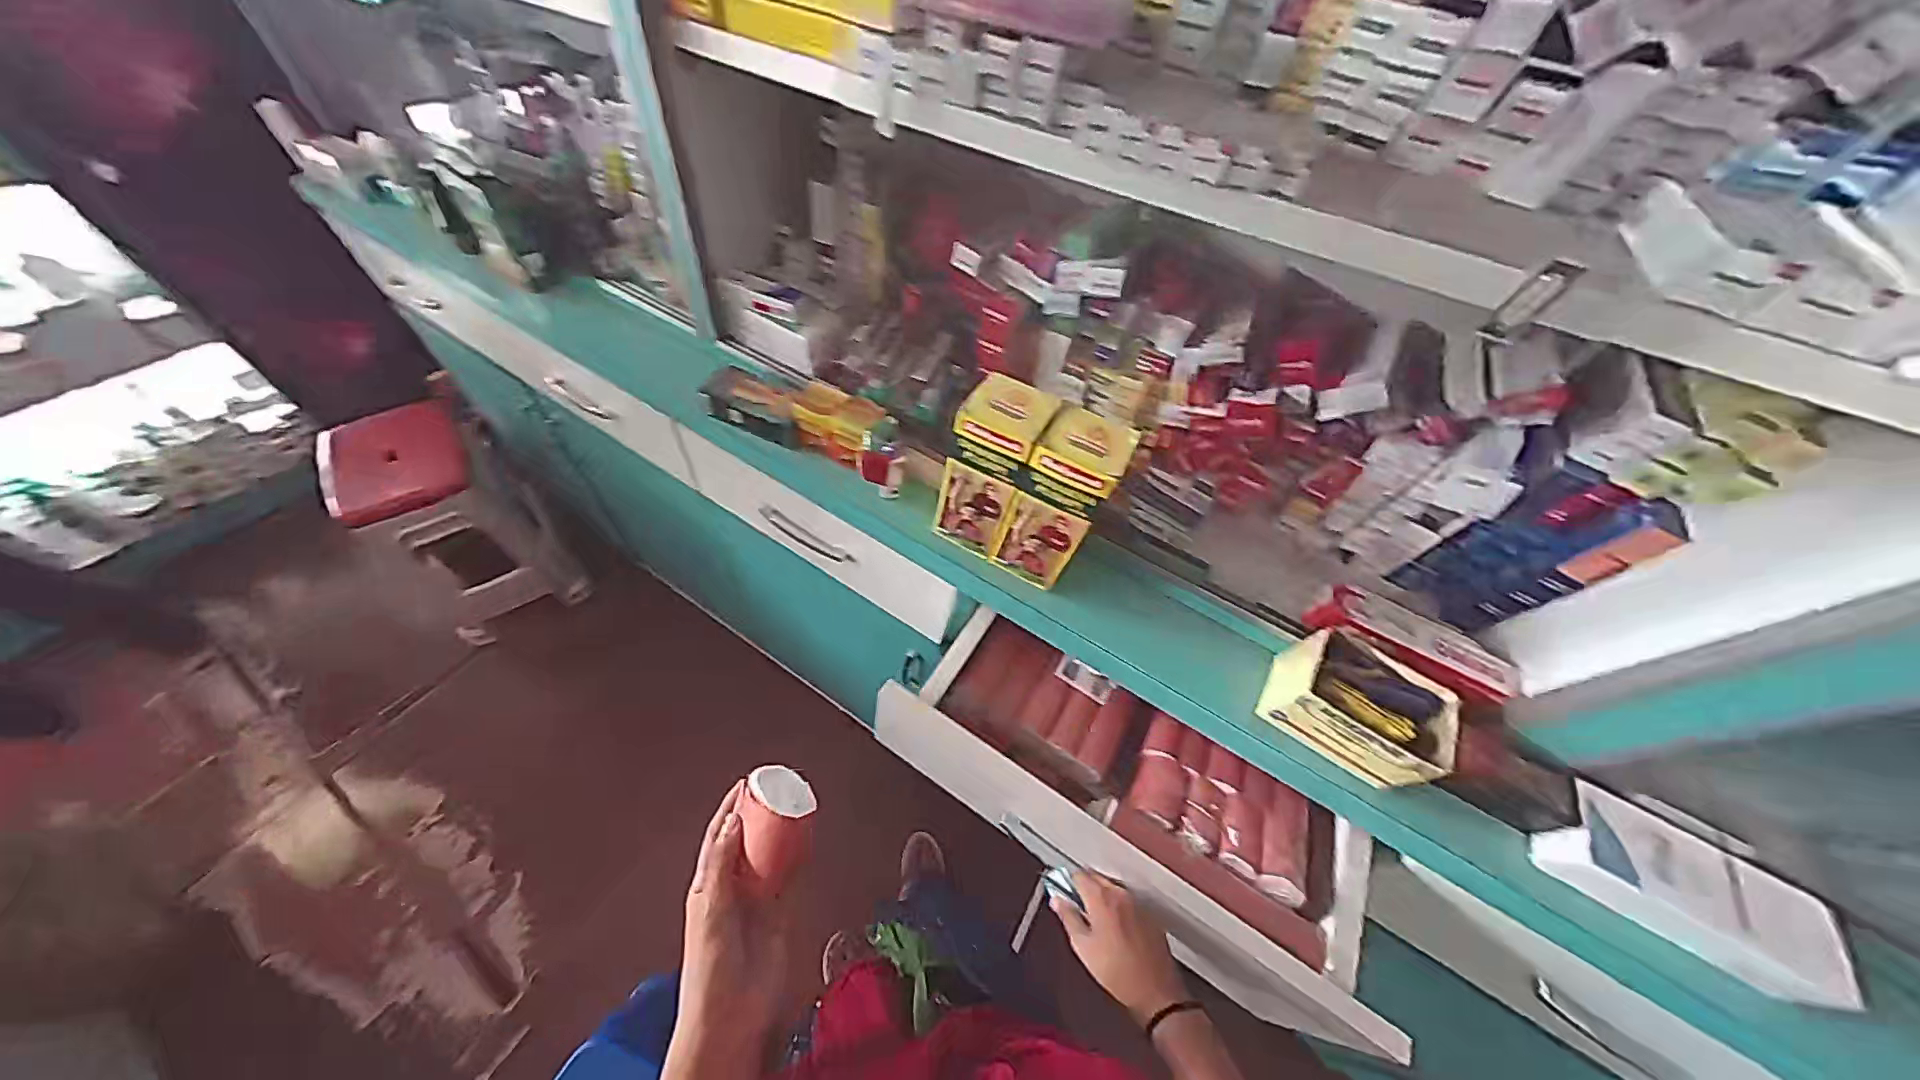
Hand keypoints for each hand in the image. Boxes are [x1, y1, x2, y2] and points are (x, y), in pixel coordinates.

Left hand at [668, 780, 791, 1076]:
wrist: (732, 1013)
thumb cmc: (708, 969)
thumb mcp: (709, 909)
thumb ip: (720, 866)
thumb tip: (730, 823)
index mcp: (708, 882)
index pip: (720, 833)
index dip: (732, 806)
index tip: (747, 783)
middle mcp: (733, 885)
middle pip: (749, 838)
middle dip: (760, 813)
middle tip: (777, 789)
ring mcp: (758, 897)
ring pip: (772, 853)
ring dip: (782, 831)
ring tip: (795, 807)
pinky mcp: (780, 911)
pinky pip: (793, 874)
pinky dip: (800, 855)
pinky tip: (809, 840)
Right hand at [1051, 870, 1187, 1021]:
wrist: (1155, 992)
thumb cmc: (1117, 972)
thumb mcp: (1083, 946)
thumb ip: (1068, 917)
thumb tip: (1057, 900)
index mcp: (1101, 898)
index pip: (1078, 874)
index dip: (1067, 883)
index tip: (1062, 894)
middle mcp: (1120, 894)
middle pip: (1096, 877)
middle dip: (1084, 887)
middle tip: (1076, 908)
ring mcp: (1137, 903)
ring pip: (1112, 888)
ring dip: (1101, 896)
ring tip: (1096, 922)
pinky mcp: (1149, 914)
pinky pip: (1127, 901)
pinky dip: (1118, 906)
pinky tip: (1115, 929)